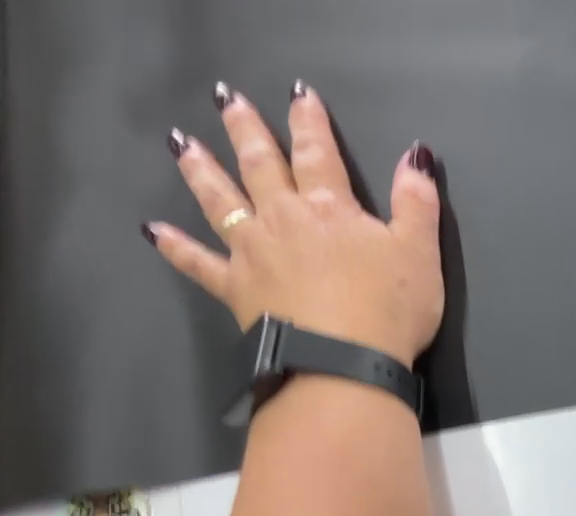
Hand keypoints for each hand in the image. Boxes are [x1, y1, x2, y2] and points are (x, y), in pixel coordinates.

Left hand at [145, 82, 443, 367]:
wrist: (345, 361)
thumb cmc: (391, 308)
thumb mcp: (421, 253)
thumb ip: (418, 203)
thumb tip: (416, 155)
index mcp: (330, 209)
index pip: (318, 155)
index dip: (310, 123)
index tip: (299, 94)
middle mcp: (283, 220)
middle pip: (260, 166)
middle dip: (246, 131)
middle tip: (226, 100)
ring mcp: (253, 253)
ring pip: (221, 200)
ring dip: (201, 170)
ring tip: (182, 144)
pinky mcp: (238, 289)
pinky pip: (199, 263)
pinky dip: (177, 247)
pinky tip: (154, 231)